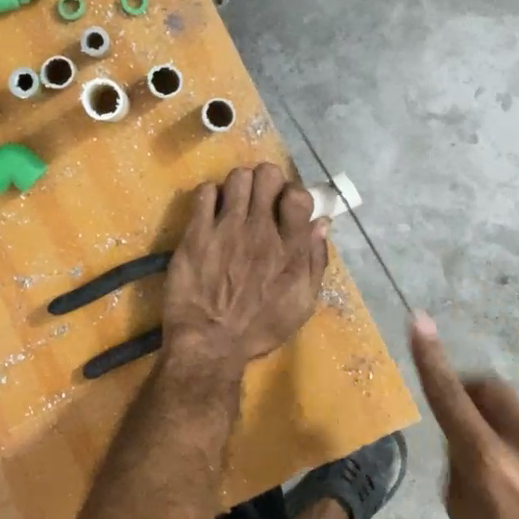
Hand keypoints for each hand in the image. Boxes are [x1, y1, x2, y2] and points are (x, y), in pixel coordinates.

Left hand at [163, 163, 330, 369]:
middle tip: (258, 197)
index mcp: (290, 249)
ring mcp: (226, 228)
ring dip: (238, 184)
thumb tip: (321, 224)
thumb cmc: (259, 328)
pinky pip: (205, 192)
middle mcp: (260, 231)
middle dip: (265, 181)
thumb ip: (315, 262)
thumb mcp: (302, 304)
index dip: (291, 193)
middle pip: (267, 176)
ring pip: (237, 177)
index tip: (284, 205)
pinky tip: (210, 210)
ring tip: (234, 200)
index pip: (298, 195)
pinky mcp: (197, 232)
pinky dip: (210, 195)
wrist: (209, 342)